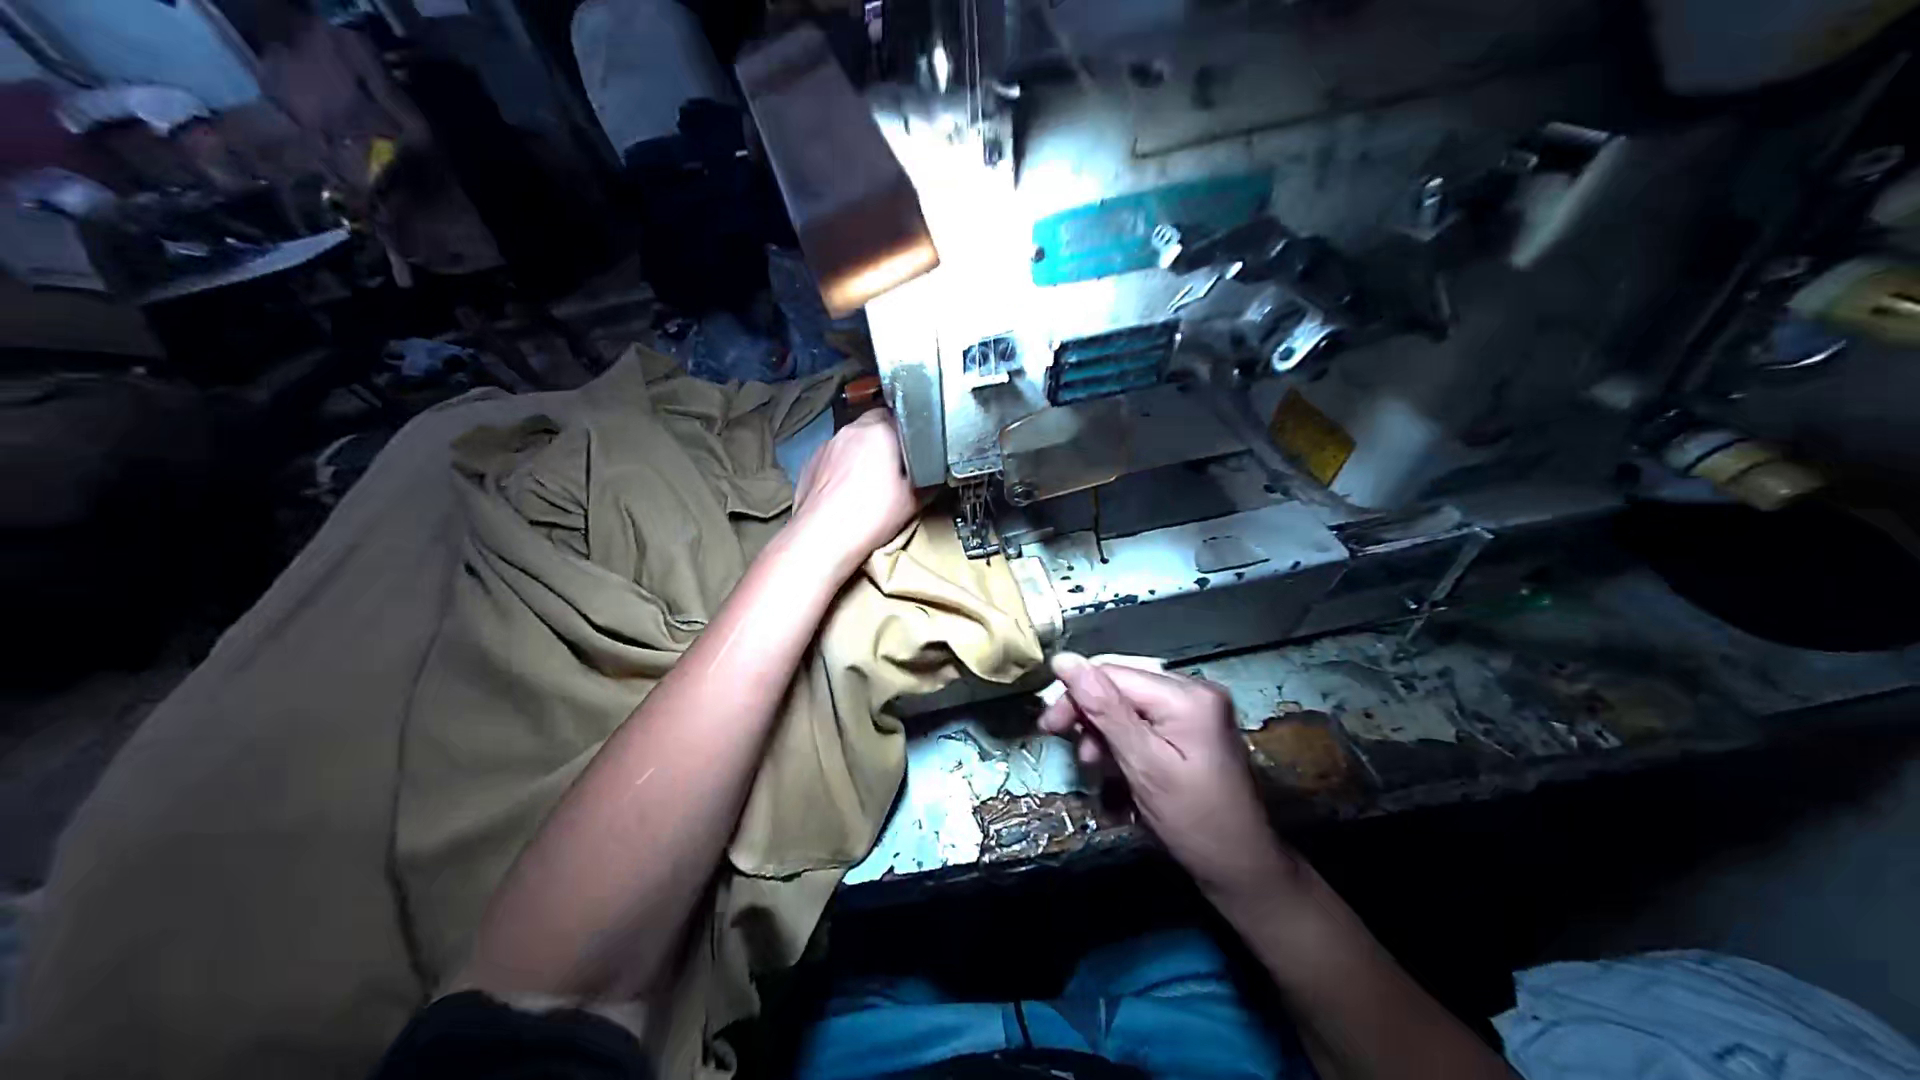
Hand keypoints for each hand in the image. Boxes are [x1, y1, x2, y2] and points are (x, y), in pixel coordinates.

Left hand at [788, 408, 917, 577]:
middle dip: (886, 441)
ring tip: (871, 483)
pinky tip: (848, 491)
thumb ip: (928, 475)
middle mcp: (850, 430)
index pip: (902, 414)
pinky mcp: (811, 463)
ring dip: (863, 453)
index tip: (917, 449)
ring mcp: (827, 445)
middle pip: (874, 424)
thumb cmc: (868, 517)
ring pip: (852, 441)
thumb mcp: (914, 499)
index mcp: (879, 430)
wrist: (823, 538)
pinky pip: (834, 457)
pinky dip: (843, 467)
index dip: (912, 432)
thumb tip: (934, 470)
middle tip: (896, 467)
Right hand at [1038, 654, 1295, 897]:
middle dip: (1089, 712)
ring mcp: (1198, 707)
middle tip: (1062, 739)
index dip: (1075, 695)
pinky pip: (1146, 717)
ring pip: (1130, 701)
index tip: (1049, 727)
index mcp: (1187, 695)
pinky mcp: (1194, 725)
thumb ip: (1104, 710)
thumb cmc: (1194, 822)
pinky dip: (1124, 737)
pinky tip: (1113, 759)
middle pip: (1122, 684)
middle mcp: (1195, 689)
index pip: (1114, 674)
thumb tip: (1064, 661)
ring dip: (1103, 727)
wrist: (1242, 867)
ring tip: (1092, 760)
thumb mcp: (1143, 765)